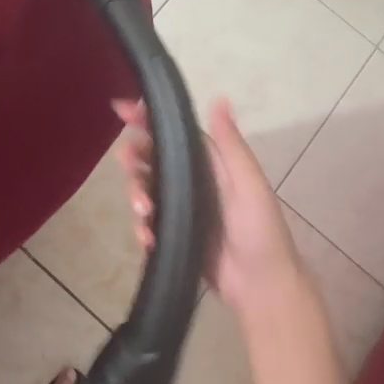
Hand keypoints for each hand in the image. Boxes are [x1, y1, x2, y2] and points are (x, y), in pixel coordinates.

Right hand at [114, 97, 305, 316]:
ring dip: (136, 194)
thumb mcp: (248, 183)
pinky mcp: (173, 234)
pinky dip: (141, 227)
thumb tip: (218, 97)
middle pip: (151, 159)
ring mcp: (180, 208)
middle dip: (134, 158)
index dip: (147, 119)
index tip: (121, 109)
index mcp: (210, 163)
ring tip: (143, 210)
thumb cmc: (260, 229)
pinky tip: (146, 237)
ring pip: (144, 190)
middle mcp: (192, 181)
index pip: (174, 133)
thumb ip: (230, 144)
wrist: (261, 286)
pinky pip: (147, 223)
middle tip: (127, 163)